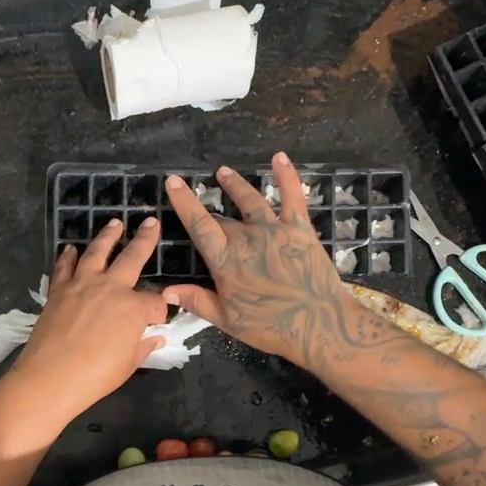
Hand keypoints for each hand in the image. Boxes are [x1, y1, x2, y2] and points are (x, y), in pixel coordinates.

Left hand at [5, 216, 170, 427]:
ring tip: (114, 223)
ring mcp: (82, 285)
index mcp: (134, 308)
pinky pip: (65, 267)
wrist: (51, 377)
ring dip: (107, 236)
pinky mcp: (59, 290)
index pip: (156, 303)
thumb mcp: (128, 364)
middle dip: (144, 239)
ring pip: (97, 252)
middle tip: (151, 222)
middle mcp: (110, 287)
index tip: (158, 321)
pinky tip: (71, 248)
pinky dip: (68, 256)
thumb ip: (143, 346)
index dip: (160, 312)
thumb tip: (155, 338)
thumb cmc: (96, 375)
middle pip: (132, 258)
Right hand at [161, 153, 361, 366]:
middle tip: (200, 196)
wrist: (320, 324)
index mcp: (226, 261)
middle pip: (223, 219)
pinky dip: (286, 176)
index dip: (184, 201)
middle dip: (209, 207)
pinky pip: (292, 197)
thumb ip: (196, 301)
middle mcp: (247, 239)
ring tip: (224, 172)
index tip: (173, 181)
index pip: (199, 225)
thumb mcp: (227, 321)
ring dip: (236, 185)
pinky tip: (280, 158)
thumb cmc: (270, 327)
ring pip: (251, 201)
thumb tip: (165, 291)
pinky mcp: (301, 229)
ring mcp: (275, 230)